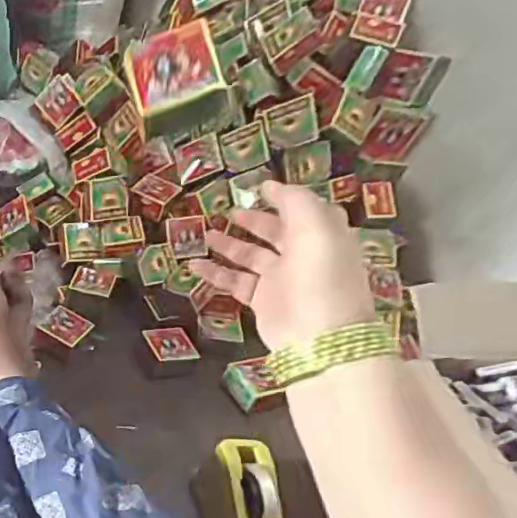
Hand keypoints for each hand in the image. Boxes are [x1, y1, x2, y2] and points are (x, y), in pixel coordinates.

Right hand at [189, 180, 374, 346]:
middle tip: (226, 212)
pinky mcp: (262, 300)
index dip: (280, 199)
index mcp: (321, 233)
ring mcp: (280, 278)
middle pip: (273, 232)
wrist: (317, 332)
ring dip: (228, 245)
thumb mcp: (314, 224)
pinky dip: (215, 273)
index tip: (256, 190)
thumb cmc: (320, 273)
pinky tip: (195, 265)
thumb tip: (268, 185)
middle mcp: (301, 253)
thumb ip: (292, 200)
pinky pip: (235, 281)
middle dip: (251, 221)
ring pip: (250, 256)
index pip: (300, 210)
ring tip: (206, 235)